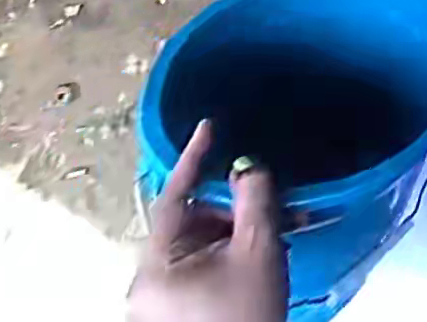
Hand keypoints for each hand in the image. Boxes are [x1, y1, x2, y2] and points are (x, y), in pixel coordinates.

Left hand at [128, 120, 287, 321]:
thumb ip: (255, 197)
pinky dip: (232, 251)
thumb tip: (247, 164)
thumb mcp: (258, 248)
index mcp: (156, 266)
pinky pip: (202, 265)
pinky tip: (263, 254)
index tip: (210, 124)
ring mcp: (158, 302)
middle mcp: (147, 282)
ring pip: (200, 242)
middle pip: (191, 220)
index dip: (193, 157)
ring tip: (279, 230)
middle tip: (274, 202)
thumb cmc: (245, 313)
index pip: (173, 196)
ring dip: (239, 229)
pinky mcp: (175, 314)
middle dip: (233, 205)